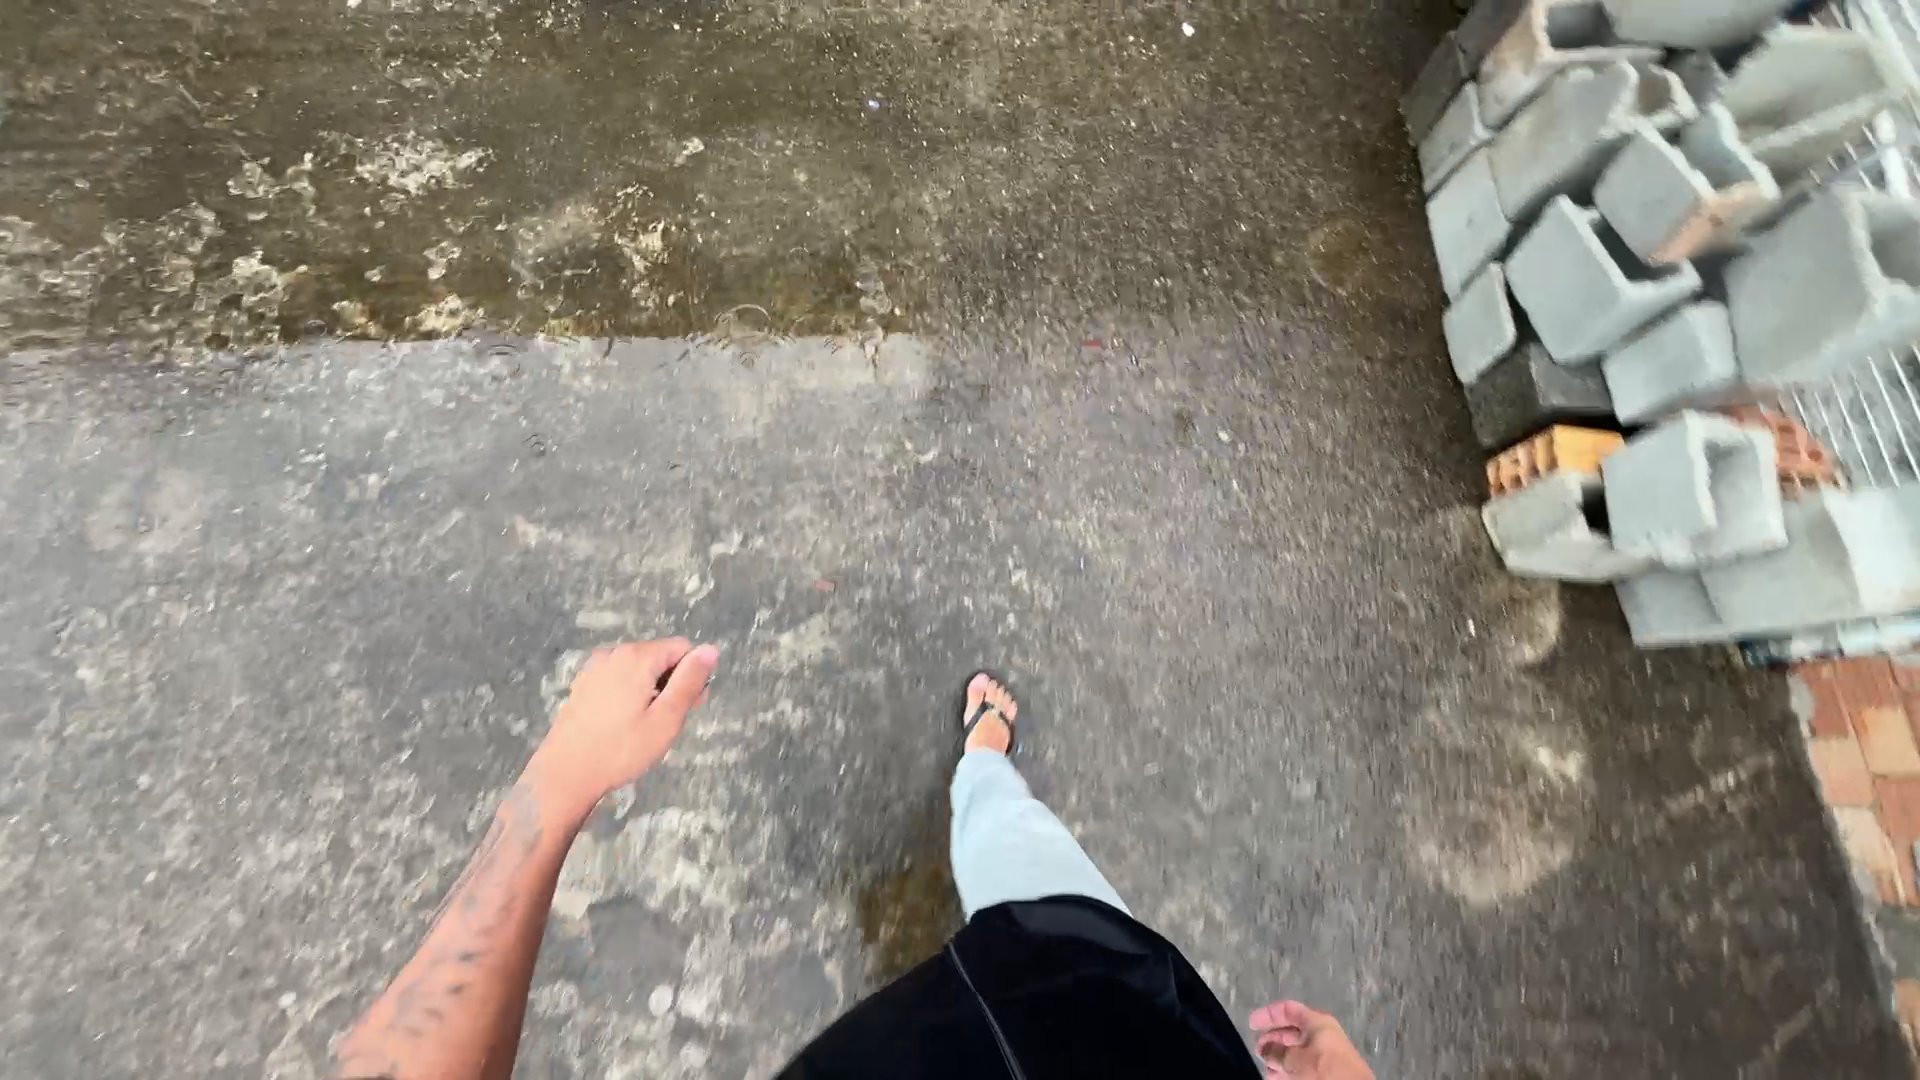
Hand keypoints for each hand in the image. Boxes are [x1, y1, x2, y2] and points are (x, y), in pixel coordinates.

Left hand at [529, 638, 719, 809]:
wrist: (563, 776)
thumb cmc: (621, 749)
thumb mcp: (667, 718)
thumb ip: (690, 680)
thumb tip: (711, 649)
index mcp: (637, 657)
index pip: (683, 648)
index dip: (692, 675)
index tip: (688, 707)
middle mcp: (614, 653)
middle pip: (660, 656)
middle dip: (672, 683)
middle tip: (668, 722)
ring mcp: (594, 668)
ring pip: (640, 668)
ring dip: (651, 690)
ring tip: (645, 725)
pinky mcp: (583, 684)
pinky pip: (619, 678)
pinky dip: (630, 694)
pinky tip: (623, 722)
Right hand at [1247, 1001, 1373, 1079]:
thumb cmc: (1324, 1071)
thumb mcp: (1295, 1060)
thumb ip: (1277, 1052)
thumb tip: (1265, 1048)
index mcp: (1317, 1022)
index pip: (1287, 1009)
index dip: (1267, 1015)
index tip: (1251, 1025)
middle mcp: (1323, 1035)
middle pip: (1292, 1032)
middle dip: (1273, 1042)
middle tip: (1258, 1052)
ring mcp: (1328, 1054)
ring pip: (1297, 1052)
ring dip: (1280, 1060)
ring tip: (1267, 1070)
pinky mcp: (1330, 1073)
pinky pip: (1305, 1067)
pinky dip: (1291, 1071)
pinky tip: (1278, 1078)